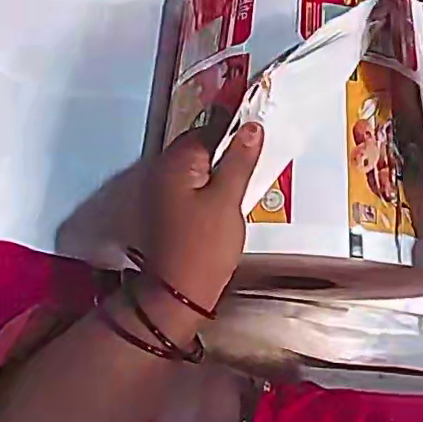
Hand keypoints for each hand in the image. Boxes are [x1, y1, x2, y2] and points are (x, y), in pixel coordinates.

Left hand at [142, 123, 263, 311]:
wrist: (177, 293)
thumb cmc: (203, 247)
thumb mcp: (228, 199)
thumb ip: (239, 160)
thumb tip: (251, 128)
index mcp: (176, 162)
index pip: (209, 128)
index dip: (235, 128)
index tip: (260, 129)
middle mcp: (163, 170)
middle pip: (202, 145)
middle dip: (229, 149)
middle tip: (259, 157)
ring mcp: (162, 190)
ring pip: (199, 166)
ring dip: (221, 168)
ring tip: (248, 178)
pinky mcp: (167, 208)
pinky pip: (193, 184)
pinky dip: (212, 185)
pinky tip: (230, 197)